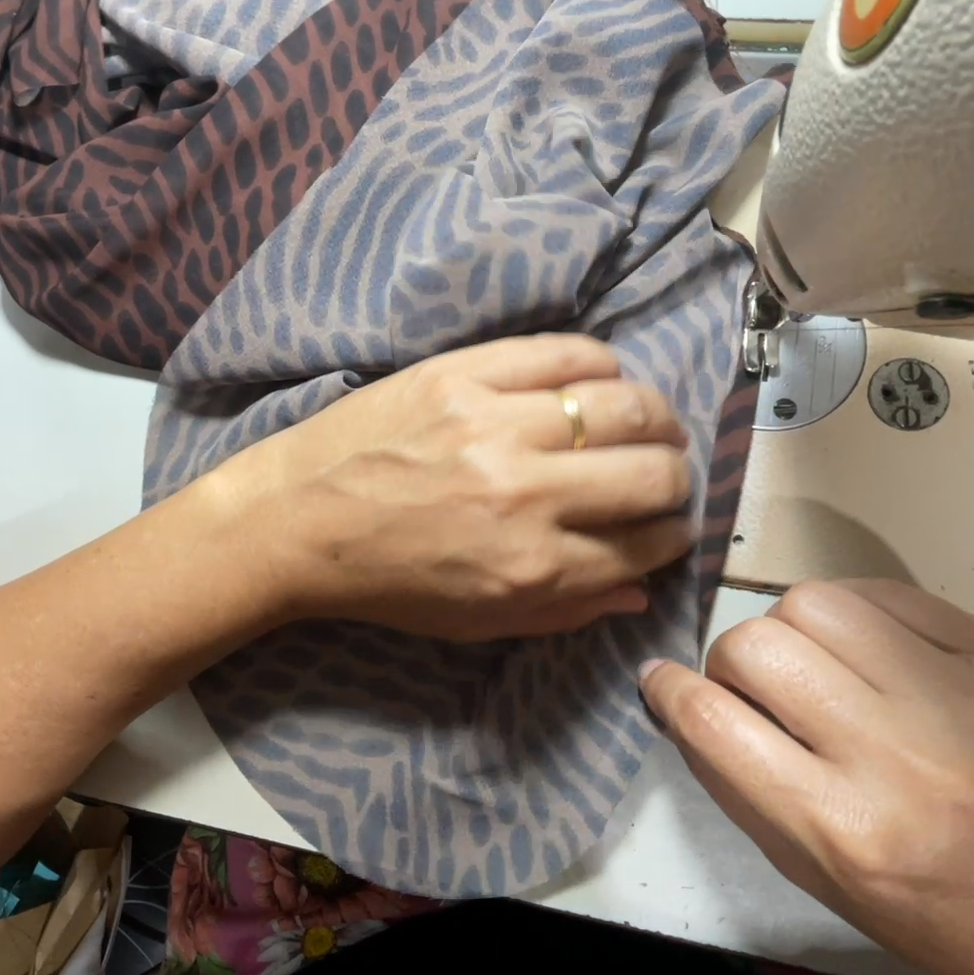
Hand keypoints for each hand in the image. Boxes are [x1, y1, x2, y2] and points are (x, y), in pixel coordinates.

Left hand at [199, 334, 693, 640]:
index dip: (670, 536)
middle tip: (663, 475)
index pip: (644, 545)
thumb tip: (642, 588)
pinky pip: (562, 351)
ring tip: (647, 425)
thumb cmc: (387, 581)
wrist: (297, 520)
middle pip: (652, 472)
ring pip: (623, 404)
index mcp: (530, 566)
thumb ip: (566, 610)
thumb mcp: (476, 623)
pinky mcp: (462, 373)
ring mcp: (494, 423)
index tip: (666, 526)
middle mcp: (526, 493)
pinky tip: (600, 380)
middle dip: (676, 478)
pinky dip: (599, 363)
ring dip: (654, 418)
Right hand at [640, 579, 973, 974]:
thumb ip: (741, 789)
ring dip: (790, 628)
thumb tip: (680, 703)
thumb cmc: (956, 921)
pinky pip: (887, 593)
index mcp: (847, 831)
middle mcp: (900, 758)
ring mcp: (962, 698)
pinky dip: (854, 612)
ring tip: (815, 663)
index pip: (710, 721)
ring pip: (813, 601)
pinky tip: (868, 647)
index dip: (668, 691)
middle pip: (754, 646)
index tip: (662, 683)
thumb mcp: (827, 880)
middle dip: (730, 662)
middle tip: (754, 688)